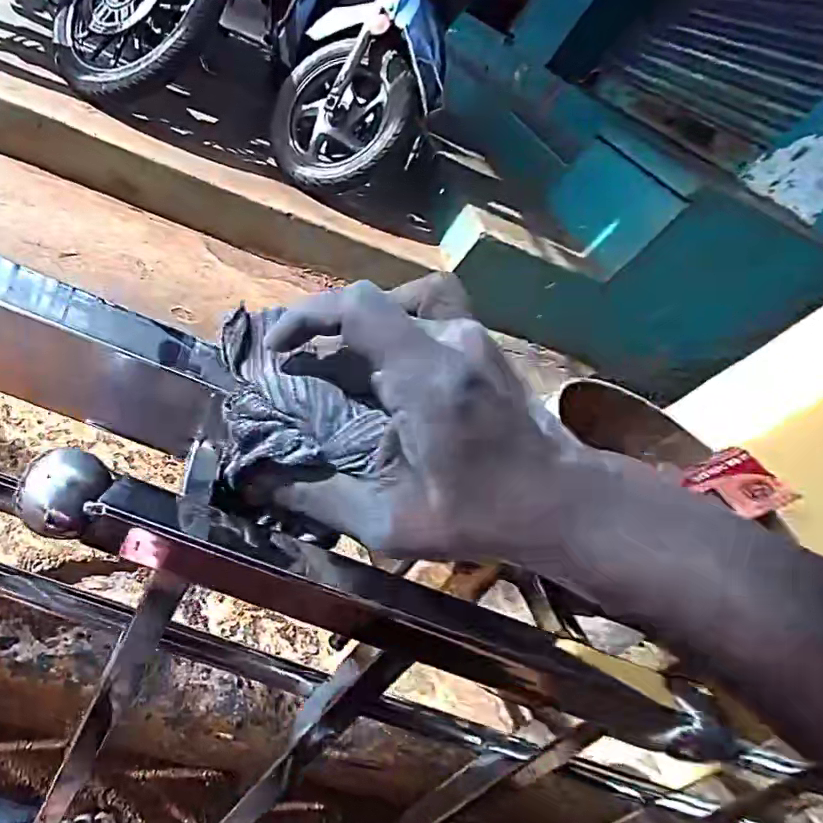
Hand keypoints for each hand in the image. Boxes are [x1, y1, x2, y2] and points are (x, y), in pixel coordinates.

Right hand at [258, 275, 612, 563]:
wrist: (561, 502)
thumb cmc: (479, 516)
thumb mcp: (390, 523)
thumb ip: (320, 497)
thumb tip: (260, 480)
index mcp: (428, 377)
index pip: (359, 308)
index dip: (306, 317)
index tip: (276, 350)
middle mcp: (453, 340)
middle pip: (373, 304)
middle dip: (322, 329)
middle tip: (294, 366)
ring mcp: (474, 336)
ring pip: (402, 300)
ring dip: (361, 322)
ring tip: (338, 357)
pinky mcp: (483, 343)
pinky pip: (429, 311)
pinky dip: (395, 325)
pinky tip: (386, 363)